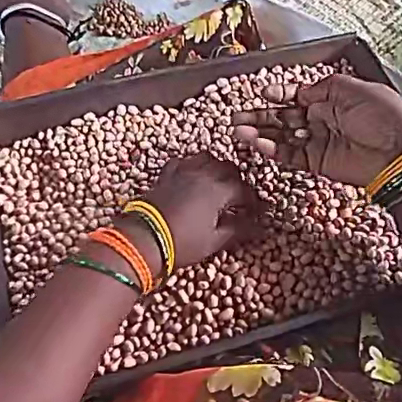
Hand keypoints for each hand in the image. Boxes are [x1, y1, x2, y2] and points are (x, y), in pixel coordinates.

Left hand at [127, 154, 256, 270]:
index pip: (243, 190)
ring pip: (205, 158)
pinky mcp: (165, 176)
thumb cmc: (181, 243)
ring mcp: (182, 172)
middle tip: (238, 196)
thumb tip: (257, 227)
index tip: (255, 211)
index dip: (252, 201)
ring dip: (216, 167)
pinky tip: (191, 176)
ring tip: (217, 182)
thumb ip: (237, 230)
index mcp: (218, 190)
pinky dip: (190, 165)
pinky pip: (181, 162)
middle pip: (227, 167)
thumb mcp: (213, 241)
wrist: (143, 239)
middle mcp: (202, 175)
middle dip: (237, 180)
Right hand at [231, 73, 401, 188]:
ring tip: (238, 131)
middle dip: (260, 116)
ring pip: (281, 138)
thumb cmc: (385, 117)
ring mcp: (318, 143)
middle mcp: (322, 120)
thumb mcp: (354, 88)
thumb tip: (299, 91)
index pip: (297, 96)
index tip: (263, 92)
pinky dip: (272, 150)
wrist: (400, 152)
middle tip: (236, 116)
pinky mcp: (317, 164)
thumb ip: (321, 88)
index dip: (279, 94)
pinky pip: (289, 156)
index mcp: (332, 99)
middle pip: (284, 118)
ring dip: (260, 134)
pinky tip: (258, 144)